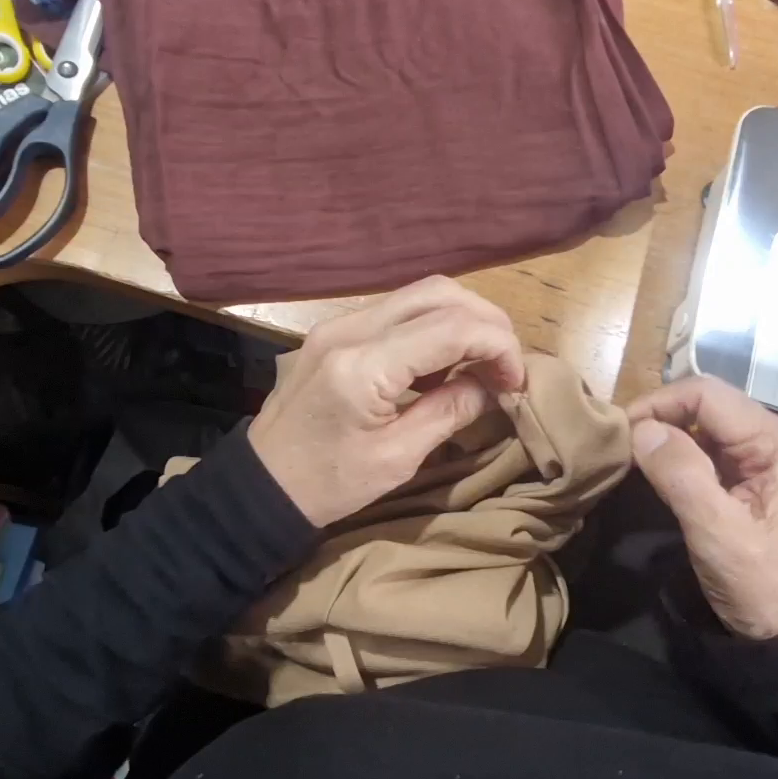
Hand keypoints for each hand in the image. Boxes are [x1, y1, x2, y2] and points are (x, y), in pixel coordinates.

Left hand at [249, 276, 526, 527]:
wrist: (261, 485)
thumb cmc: (329, 484)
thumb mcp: (398, 458)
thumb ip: (450, 411)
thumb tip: (494, 385)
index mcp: (364, 367)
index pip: (451, 327)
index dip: (498, 346)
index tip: (516, 382)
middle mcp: (350, 329)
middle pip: (438, 293)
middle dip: (486, 322)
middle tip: (507, 365)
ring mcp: (338, 324)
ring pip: (419, 294)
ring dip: (462, 319)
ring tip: (483, 364)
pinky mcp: (334, 331)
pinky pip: (396, 311)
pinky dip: (432, 326)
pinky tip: (444, 363)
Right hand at [628, 376, 777, 639]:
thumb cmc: (761, 586)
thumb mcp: (717, 534)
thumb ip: (681, 475)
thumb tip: (641, 429)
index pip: (709, 395)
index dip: (660, 404)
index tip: (622, 432)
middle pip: (710, 403)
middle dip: (663, 416)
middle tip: (625, 445)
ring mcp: (774, 456)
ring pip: (710, 422)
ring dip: (671, 433)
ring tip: (638, 456)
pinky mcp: (761, 473)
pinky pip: (715, 445)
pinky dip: (683, 450)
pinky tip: (662, 469)